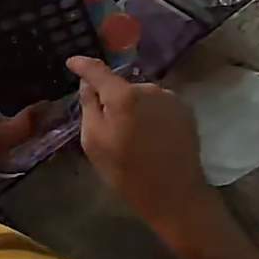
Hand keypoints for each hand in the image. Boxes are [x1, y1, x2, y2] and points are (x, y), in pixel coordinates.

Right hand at [68, 57, 229, 244]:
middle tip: (108, 125)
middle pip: (121, 86)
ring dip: (133, 107)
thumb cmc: (127, 172)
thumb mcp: (94, 142)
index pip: (97, 70)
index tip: (72, 63)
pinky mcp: (186, 110)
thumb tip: (88, 85)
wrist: (176, 195)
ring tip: (133, 135)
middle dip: (112, 98)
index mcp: (123, 96)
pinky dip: (150, 115)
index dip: (82, 65)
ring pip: (141, 96)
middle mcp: (149, 88)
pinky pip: (158, 105)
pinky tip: (151, 137)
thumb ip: (89, 107)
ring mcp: (170, 98)